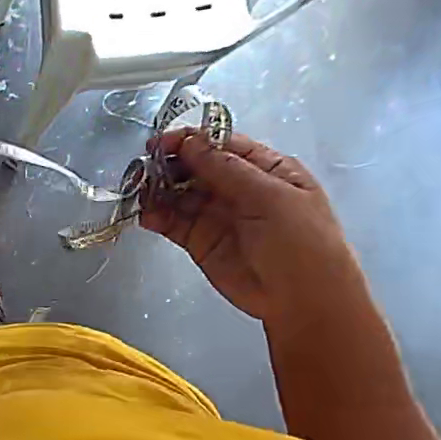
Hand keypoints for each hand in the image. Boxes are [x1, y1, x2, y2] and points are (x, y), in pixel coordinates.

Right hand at [139, 128, 367, 329]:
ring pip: (180, 195)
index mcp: (264, 169)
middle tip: (144, 169)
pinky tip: (147, 216)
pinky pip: (174, 224)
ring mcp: (217, 216)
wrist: (301, 297)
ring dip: (159, 191)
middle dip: (170, 165)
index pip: (222, 146)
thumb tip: (190, 142)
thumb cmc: (299, 240)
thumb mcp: (269, 197)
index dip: (191, 142)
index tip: (160, 143)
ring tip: (140, 193)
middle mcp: (238, 189)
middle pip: (196, 168)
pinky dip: (158, 218)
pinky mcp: (200, 242)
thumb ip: (226, 170)